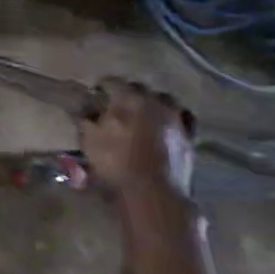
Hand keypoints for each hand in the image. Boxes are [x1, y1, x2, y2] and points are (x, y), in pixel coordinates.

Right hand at [78, 79, 195, 198]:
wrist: (154, 192)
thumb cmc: (115, 162)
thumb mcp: (88, 139)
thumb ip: (85, 118)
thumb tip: (85, 107)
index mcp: (127, 97)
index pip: (111, 82)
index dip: (100, 88)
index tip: (94, 95)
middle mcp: (154, 101)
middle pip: (138, 88)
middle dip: (127, 93)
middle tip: (117, 106)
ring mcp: (175, 118)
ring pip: (164, 100)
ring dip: (153, 103)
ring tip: (144, 114)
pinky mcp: (189, 137)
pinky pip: (183, 118)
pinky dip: (175, 118)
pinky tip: (167, 125)